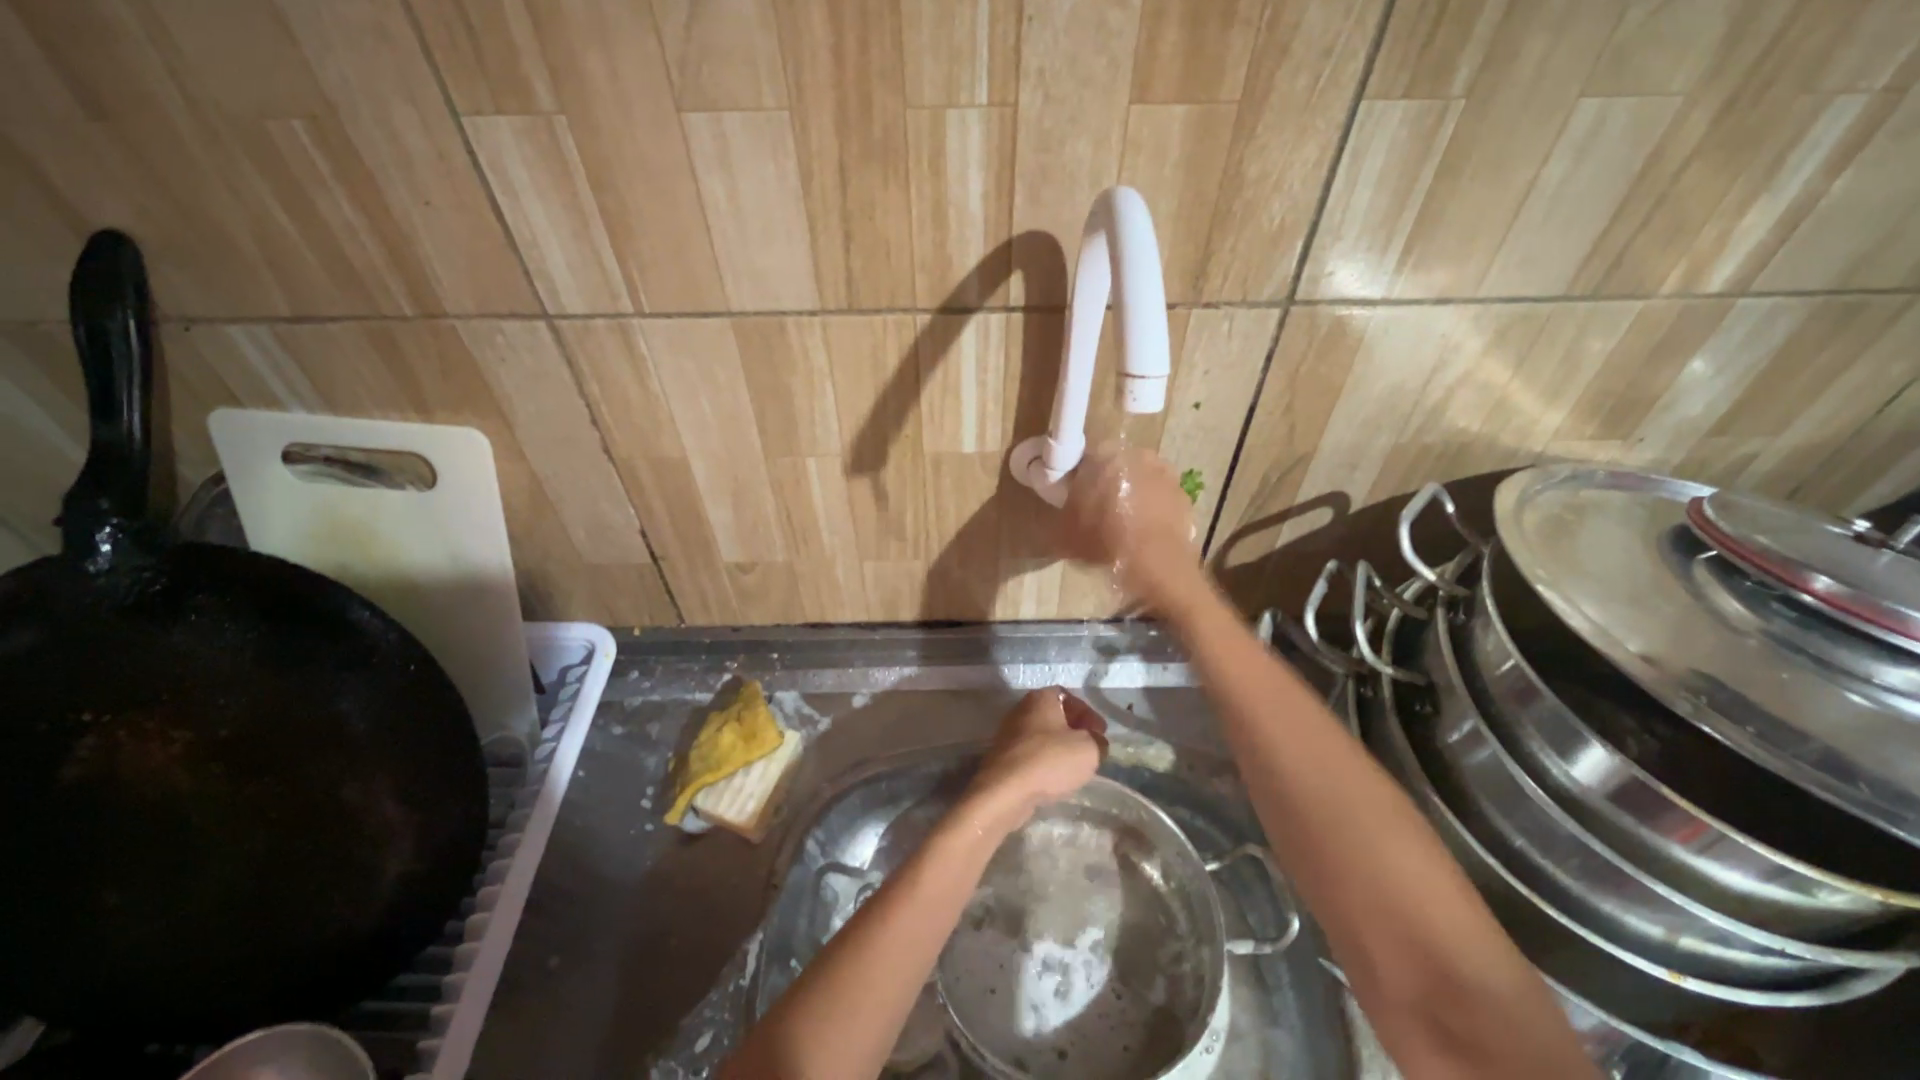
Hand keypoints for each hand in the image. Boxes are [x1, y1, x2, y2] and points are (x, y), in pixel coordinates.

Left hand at [968, 688, 1106, 825]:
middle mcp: (1021, 710)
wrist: (1006, 791)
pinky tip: (1056, 778)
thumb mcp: (1090, 749)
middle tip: (1090, 748)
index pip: (1068, 696)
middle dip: (1074, 731)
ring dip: (1060, 748)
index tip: (1100, 732)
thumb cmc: (1050, 760)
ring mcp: (1009, 734)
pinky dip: (1045, 762)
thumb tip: (1096, 742)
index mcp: (1040, 698)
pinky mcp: (1003, 758)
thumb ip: (1098, 741)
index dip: (1087, 713)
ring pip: (1042, 736)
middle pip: (1054, 716)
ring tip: (1076, 766)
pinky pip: (1031, 754)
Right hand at [1059, 447, 1200, 610]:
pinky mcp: (1184, 496)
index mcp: (1105, 456)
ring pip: (1141, 481)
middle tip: (1099, 513)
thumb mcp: (1064, 535)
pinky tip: (1144, 533)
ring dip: (1133, 496)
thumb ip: (1057, 519)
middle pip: (1118, 468)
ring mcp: (1166, 474)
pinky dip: (1154, 511)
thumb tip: (1055, 519)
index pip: (1088, 459)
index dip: (1082, 479)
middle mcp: (1138, 456)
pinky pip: (1161, 499)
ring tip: (1124, 526)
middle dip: (1109, 485)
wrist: (1156, 564)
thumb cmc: (1105, 541)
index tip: (1077, 499)